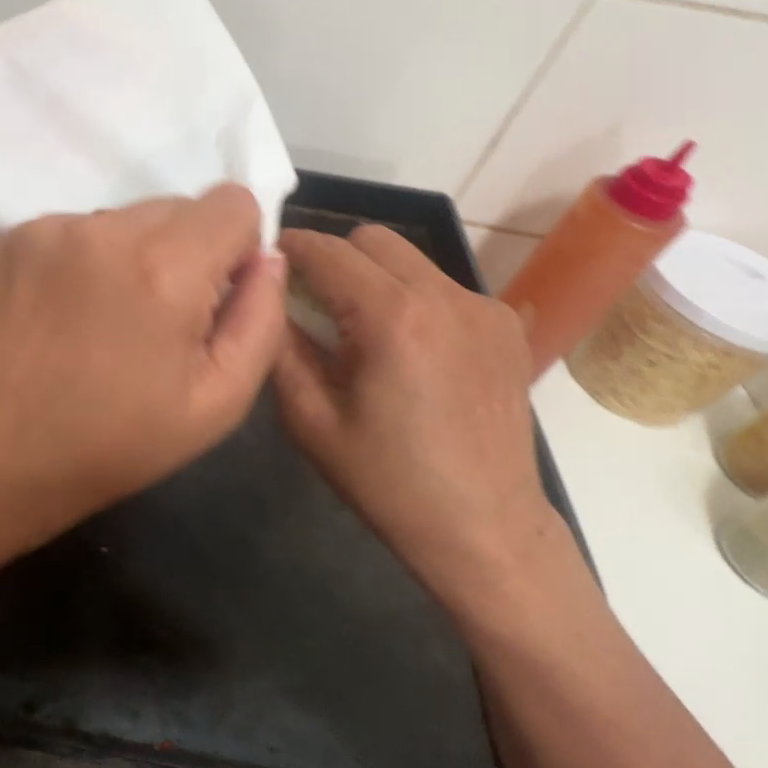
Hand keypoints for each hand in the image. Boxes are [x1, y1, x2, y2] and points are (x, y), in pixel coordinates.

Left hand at [0, 184, 287, 521]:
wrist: (3, 450)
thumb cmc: (119, 439)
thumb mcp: (219, 402)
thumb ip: (260, 318)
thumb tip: (267, 257)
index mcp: (165, 269)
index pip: (233, 202)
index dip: (236, 247)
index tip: (213, 295)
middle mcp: (106, 231)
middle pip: (178, 205)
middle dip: (185, 251)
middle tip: (157, 319)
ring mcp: (51, 229)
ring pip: (126, 217)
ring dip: (133, 253)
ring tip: (107, 318)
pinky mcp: (14, 236)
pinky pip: (79, 228)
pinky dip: (86, 259)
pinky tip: (69, 312)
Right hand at [273, 226, 554, 609]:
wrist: (485, 529)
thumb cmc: (387, 481)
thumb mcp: (310, 419)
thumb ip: (280, 346)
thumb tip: (261, 295)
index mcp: (393, 319)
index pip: (327, 251)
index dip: (288, 248)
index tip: (264, 263)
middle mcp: (446, 296)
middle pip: (372, 239)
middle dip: (333, 257)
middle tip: (311, 301)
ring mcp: (484, 307)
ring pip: (410, 259)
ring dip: (374, 277)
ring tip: (361, 330)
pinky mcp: (506, 326)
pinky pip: (443, 287)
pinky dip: (414, 300)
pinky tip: (409, 351)